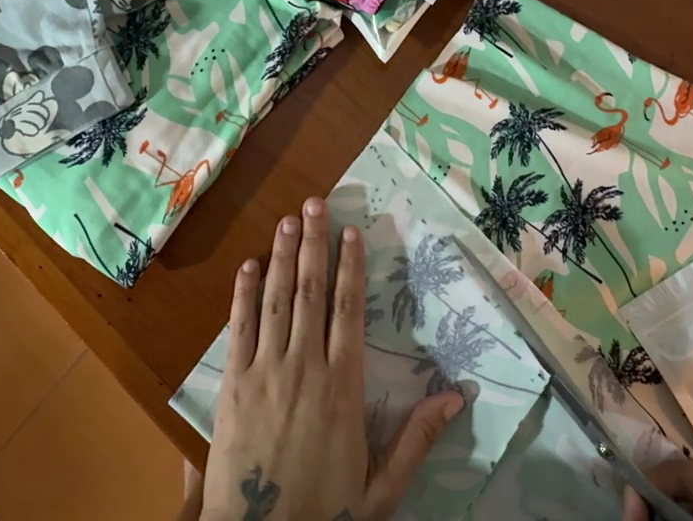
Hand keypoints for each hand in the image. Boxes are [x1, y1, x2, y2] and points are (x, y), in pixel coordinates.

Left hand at [199, 198, 463, 520]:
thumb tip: (458, 396)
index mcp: (343, 384)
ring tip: (286, 220)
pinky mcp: (233, 384)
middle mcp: (305, 364)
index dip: (350, 267)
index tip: (350, 231)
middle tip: (314, 203)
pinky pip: (239, 329)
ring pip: (275, 300)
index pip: (348, 309)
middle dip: (312, 243)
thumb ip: (417, 438)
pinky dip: (243, 295)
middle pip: (309, 291)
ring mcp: (265, 370)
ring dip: (280, 256)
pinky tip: (247, 266)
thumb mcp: (381, 486)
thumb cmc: (324, 511)